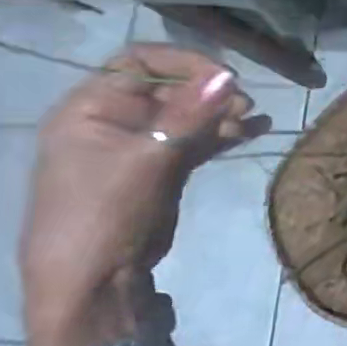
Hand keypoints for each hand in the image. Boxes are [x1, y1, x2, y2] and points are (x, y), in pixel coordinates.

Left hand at [20, 45, 268, 345]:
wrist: (93, 283)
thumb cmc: (104, 213)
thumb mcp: (148, 160)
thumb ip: (189, 116)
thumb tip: (228, 74)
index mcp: (91, 108)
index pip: (140, 62)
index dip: (184, 62)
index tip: (225, 77)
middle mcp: (115, 121)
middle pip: (170, 88)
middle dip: (209, 92)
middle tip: (245, 106)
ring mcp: (141, 147)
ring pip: (188, 116)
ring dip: (222, 113)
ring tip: (253, 119)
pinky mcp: (162, 171)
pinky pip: (197, 141)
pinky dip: (224, 135)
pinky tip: (255, 130)